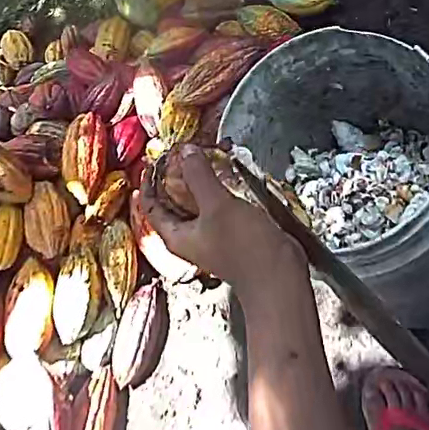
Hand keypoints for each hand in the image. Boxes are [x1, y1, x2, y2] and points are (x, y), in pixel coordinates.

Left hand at [145, 145, 304, 290]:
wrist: (280, 279)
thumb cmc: (245, 249)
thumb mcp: (217, 205)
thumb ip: (199, 176)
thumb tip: (185, 152)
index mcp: (177, 234)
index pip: (150, 205)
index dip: (148, 180)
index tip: (153, 158)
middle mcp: (191, 234)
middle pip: (174, 199)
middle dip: (178, 173)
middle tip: (183, 150)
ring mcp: (212, 233)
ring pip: (199, 198)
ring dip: (201, 176)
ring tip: (206, 153)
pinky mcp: (232, 230)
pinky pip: (219, 201)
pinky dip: (220, 184)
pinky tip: (229, 169)